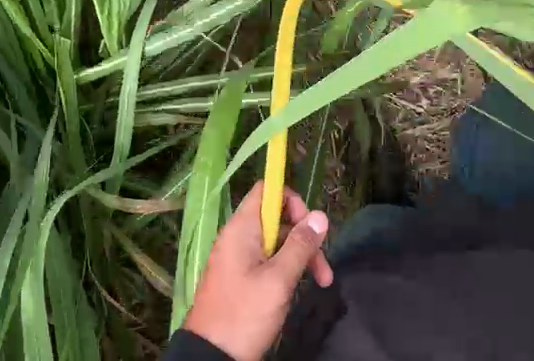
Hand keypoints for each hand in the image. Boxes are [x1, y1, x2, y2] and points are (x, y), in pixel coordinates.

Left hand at [183, 183, 333, 360]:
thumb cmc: (244, 314)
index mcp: (242, 228)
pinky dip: (285, 270)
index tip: (310, 225)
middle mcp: (238, 237)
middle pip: (277, 218)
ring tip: (321, 282)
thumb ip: (300, 246)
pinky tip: (297, 290)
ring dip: (299, 257)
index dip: (292, 199)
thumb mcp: (278, 280)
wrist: (210, 358)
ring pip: (276, 243)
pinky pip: (267, 261)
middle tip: (323, 267)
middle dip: (304, 237)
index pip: (266, 190)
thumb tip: (320, 215)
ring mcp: (238, 258)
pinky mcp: (240, 278)